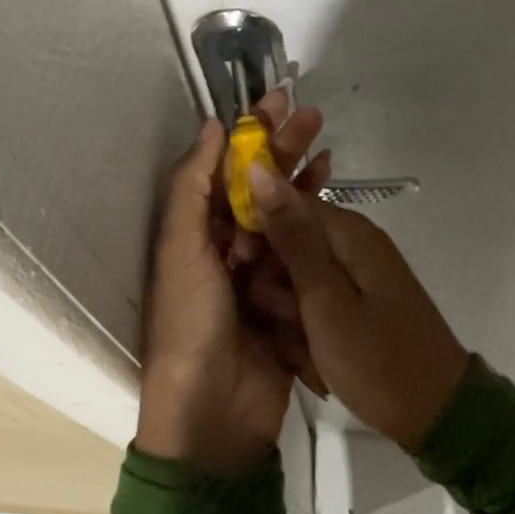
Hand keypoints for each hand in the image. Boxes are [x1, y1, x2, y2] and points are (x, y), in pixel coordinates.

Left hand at [135, 93, 328, 473]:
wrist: (217, 413)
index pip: (223, 169)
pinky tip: (331, 194)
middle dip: (280, 148)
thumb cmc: (192, 323)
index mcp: (194, 232)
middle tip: (311, 114)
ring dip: (300, 178)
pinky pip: (302, 248)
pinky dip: (315, 220)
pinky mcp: (289, 296)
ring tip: (327, 145)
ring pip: (282, 212)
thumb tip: (212, 127)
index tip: (274, 100)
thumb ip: (194, 186)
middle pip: (255, 185)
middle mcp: (224, 245)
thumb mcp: (183, 250)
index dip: (247, 134)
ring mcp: (259, 271)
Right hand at [248, 163, 470, 451]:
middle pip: (288, 238)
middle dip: (271, 278)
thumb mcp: (324, 300)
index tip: (239, 266)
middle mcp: (353, 241)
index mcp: (347, 231)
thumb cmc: (376, 359)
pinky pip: (315, 295)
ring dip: (286, 307)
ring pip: (296, 272)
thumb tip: (260, 170)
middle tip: (279, 317)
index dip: (255, 231)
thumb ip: (292, 237)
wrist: (435, 413)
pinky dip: (305, 321)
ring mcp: (358, 271)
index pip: (282, 202)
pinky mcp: (358, 299)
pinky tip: (306, 351)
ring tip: (297, 344)